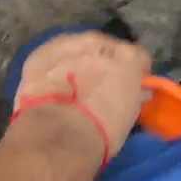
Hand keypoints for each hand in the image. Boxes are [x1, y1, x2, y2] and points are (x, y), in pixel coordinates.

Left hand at [12, 32, 151, 162]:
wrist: (57, 136)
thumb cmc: (102, 134)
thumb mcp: (129, 117)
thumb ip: (132, 96)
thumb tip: (136, 93)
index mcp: (128, 59)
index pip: (139, 57)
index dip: (134, 72)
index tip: (129, 86)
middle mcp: (100, 44)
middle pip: (107, 48)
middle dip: (104, 64)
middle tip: (98, 86)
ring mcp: (68, 44)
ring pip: (78, 47)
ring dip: (78, 61)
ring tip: (72, 84)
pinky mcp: (41, 52)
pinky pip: (53, 55)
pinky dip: (54, 66)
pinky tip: (51, 83)